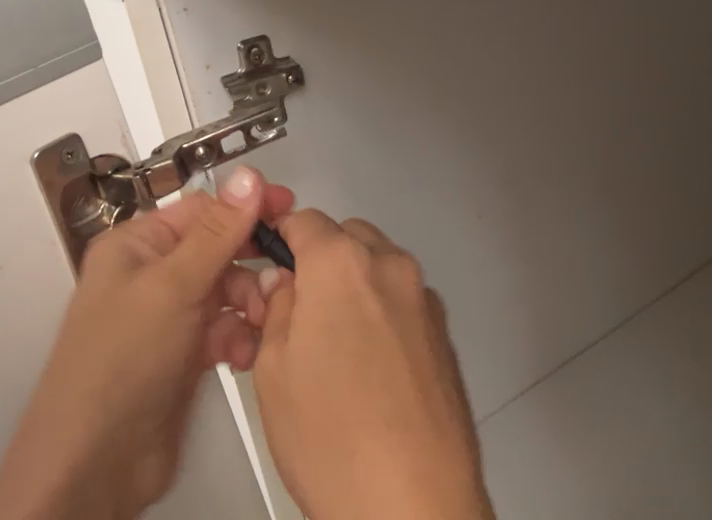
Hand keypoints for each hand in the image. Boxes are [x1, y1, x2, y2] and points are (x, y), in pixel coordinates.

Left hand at [0, 166, 294, 519]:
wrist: (94, 464)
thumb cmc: (115, 368)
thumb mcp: (173, 287)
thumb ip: (218, 232)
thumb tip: (247, 178)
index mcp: (137, 246)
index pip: (203, 209)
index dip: (246, 209)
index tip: (287, 211)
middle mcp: (151, 276)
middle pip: (220, 250)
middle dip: (251, 265)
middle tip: (281, 277)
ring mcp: (167, 317)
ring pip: (228, 291)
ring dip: (249, 305)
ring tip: (258, 324)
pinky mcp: (183, 355)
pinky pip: (226, 329)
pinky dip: (239, 338)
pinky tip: (242, 355)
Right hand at [254, 210, 492, 519]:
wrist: (414, 503)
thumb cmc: (337, 442)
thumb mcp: (273, 371)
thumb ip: (276, 309)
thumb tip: (283, 285)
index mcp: (342, 264)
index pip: (304, 220)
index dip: (280, 238)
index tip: (268, 261)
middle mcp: (390, 267)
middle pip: (347, 238)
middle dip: (319, 263)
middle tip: (295, 312)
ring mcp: (423, 299)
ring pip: (377, 268)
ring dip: (353, 288)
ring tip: (331, 350)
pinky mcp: (443, 333)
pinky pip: (402, 301)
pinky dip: (381, 314)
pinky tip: (366, 368)